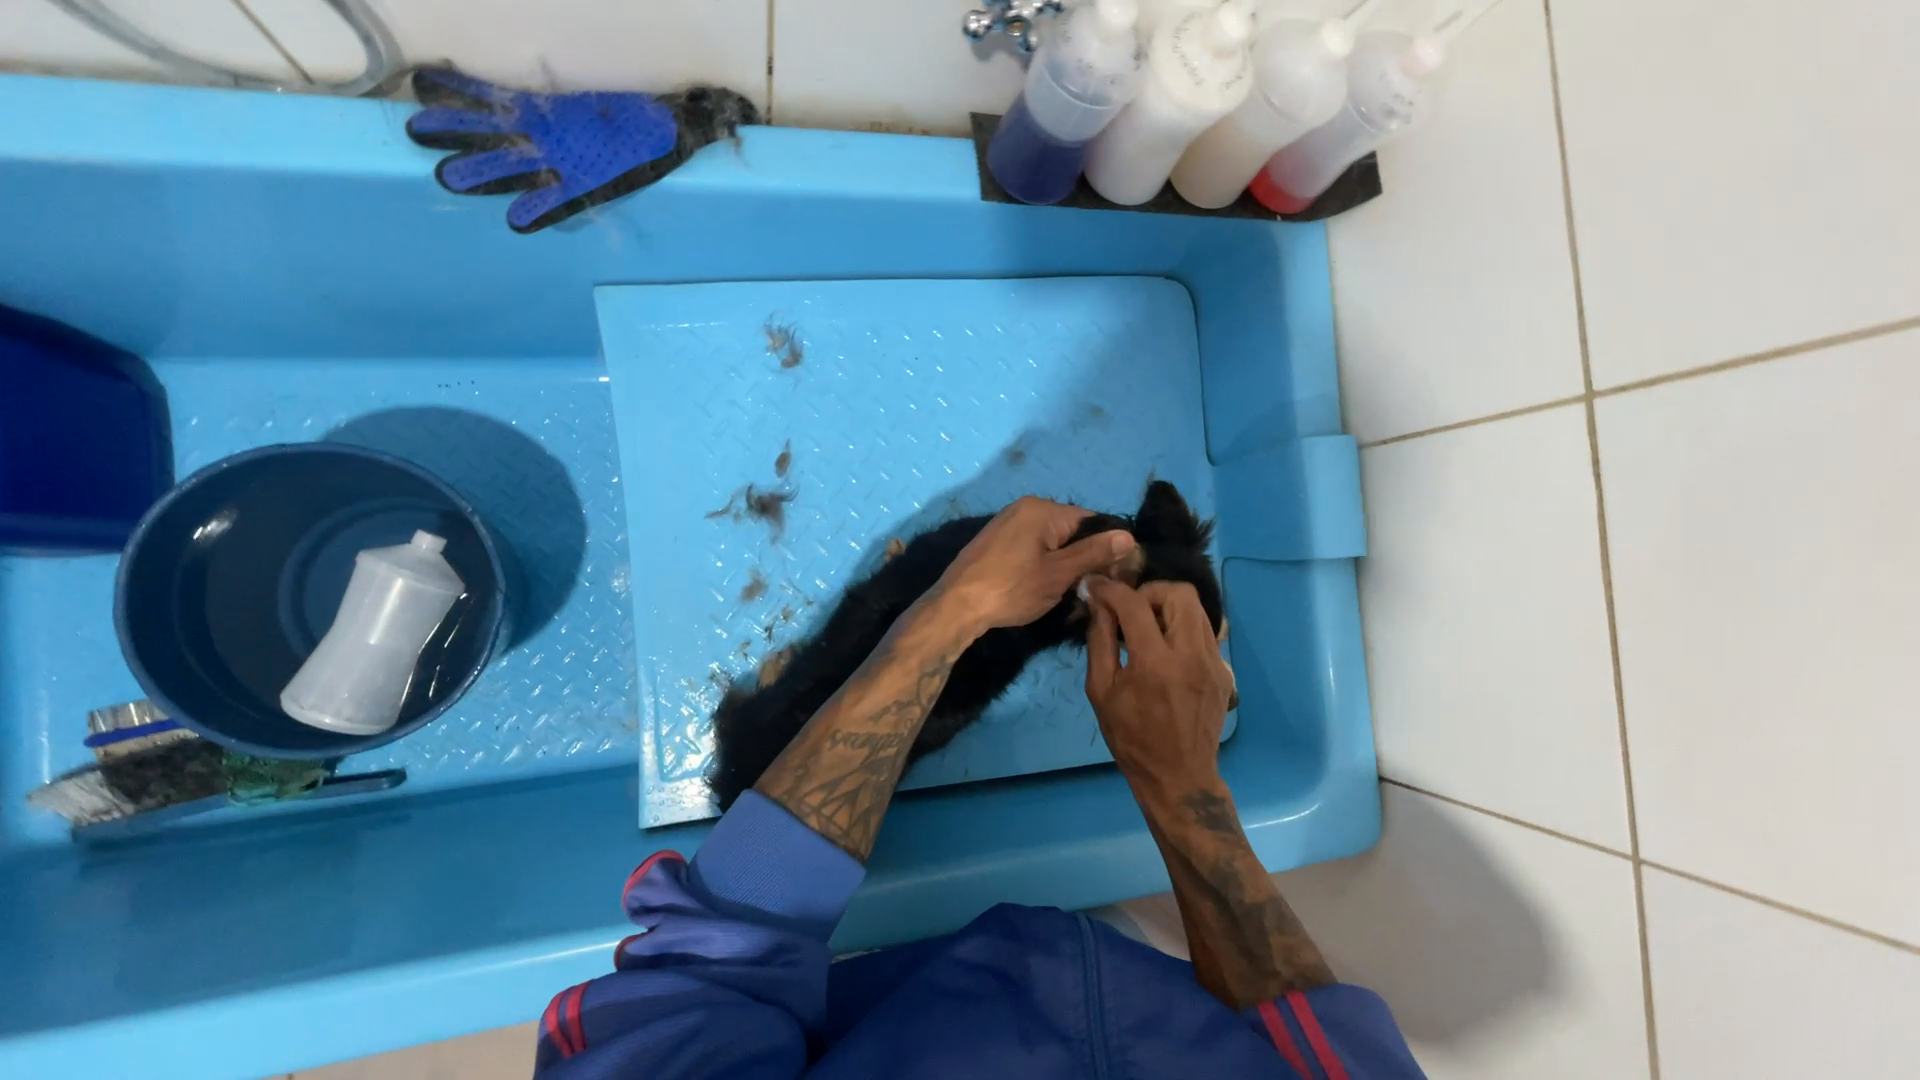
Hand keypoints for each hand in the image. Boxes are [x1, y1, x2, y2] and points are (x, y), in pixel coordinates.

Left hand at [934, 497, 1136, 634]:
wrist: (957, 605)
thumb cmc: (1011, 588)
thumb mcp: (1059, 573)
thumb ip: (1094, 553)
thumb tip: (1129, 536)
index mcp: (1042, 509)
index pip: (1091, 520)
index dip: (1107, 547)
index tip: (1115, 575)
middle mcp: (1025, 508)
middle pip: (1070, 529)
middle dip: (1084, 556)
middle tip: (1093, 587)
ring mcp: (1008, 523)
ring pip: (1051, 540)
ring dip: (1064, 562)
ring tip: (1070, 590)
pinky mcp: (997, 541)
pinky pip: (1032, 546)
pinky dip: (1044, 563)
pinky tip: (1044, 585)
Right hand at [1083, 578, 1234, 801]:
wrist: (1179, 776)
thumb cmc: (1131, 738)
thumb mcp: (1101, 691)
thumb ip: (1100, 642)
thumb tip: (1098, 604)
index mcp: (1154, 663)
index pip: (1134, 604)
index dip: (1111, 589)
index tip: (1096, 587)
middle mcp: (1190, 655)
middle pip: (1179, 593)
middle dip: (1149, 592)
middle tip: (1131, 610)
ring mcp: (1214, 662)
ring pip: (1197, 608)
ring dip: (1169, 607)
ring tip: (1149, 627)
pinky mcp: (1224, 671)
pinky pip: (1204, 632)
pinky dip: (1182, 629)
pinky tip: (1167, 651)